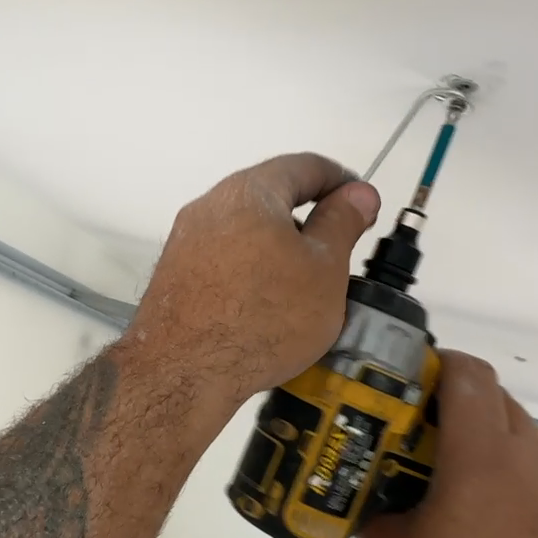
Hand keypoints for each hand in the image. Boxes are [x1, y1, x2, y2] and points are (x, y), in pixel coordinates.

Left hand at [122, 153, 380, 408]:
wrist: (184, 371)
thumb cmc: (261, 317)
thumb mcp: (324, 268)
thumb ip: (341, 223)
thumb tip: (357, 194)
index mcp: (248, 191)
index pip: (304, 166)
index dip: (341, 181)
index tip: (361, 205)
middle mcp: (209, 206)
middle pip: (269, 196)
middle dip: (308, 217)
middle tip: (338, 248)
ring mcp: (186, 241)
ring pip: (245, 230)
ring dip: (278, 247)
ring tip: (305, 284)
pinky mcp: (175, 274)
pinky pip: (223, 259)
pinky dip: (251, 270)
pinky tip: (266, 304)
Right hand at [360, 351, 537, 537]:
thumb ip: (374, 502)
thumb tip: (363, 483)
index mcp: (481, 457)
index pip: (468, 373)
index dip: (436, 363)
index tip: (405, 381)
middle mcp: (527, 461)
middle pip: (494, 396)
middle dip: (454, 399)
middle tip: (415, 427)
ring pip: (518, 431)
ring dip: (482, 434)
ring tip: (446, 473)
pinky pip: (535, 469)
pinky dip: (507, 469)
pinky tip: (483, 516)